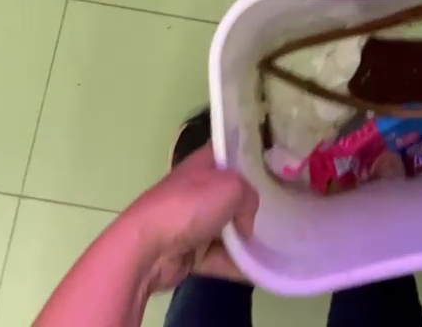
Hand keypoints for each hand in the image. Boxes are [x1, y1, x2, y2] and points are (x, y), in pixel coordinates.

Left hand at [119, 146, 258, 294]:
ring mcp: (190, 220)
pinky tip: (254, 270)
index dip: (248, 157)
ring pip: (224, 227)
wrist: (148, 247)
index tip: (269, 168)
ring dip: (242, 238)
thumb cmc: (191, 204)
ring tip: (268, 245)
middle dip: (248, 204)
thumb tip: (244, 223)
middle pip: (230, 193)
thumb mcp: (234, 187)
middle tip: (273, 212)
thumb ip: (250, 198)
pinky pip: (217, 256)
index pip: (229, 152)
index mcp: (203, 162)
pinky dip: (233, 263)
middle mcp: (196, 188)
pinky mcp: (186, 251)